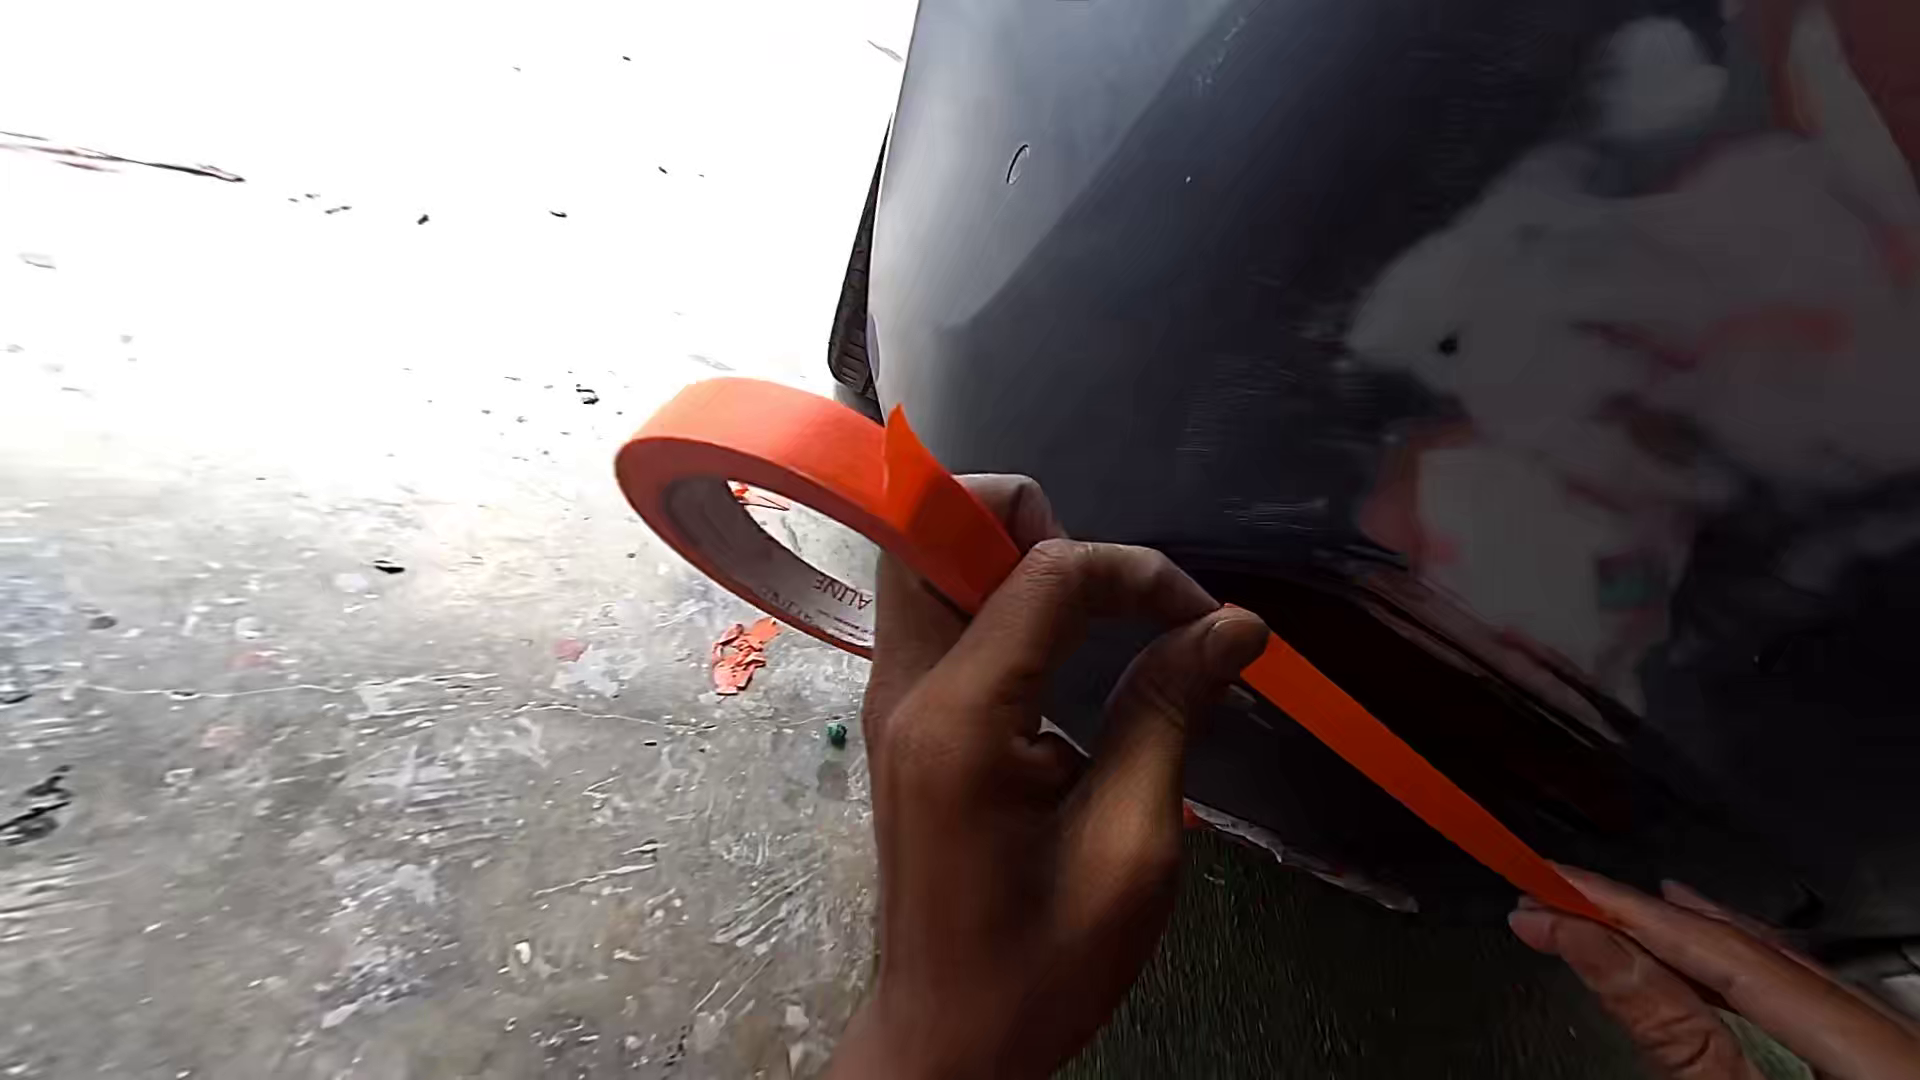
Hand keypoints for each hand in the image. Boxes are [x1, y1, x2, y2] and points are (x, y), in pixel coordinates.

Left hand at [826, 475, 1270, 1078]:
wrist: (945, 1030)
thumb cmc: (1041, 961)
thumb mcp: (1131, 846)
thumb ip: (1169, 712)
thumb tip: (1231, 623)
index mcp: (962, 716)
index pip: (1042, 574)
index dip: (1132, 570)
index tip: (1196, 612)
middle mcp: (905, 680)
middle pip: (936, 528)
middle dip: (1026, 523)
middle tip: (1103, 594)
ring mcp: (889, 687)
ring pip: (926, 555)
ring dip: (1004, 551)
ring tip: (1082, 613)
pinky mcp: (897, 702)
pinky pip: (932, 601)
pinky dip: (989, 588)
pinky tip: (1046, 639)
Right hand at [1510, 866, 1919, 1078]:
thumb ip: (1663, 1026)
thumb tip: (1573, 935)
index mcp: (1900, 1073)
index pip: (1735, 956)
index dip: (1627, 910)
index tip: (1549, 884)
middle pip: (1761, 957)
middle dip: (1642, 919)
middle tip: (1552, 895)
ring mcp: (1916, 1063)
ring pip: (1787, 970)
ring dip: (1680, 937)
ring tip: (1599, 907)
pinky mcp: (1897, 1071)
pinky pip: (1815, 999)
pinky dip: (1737, 971)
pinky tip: (1693, 948)